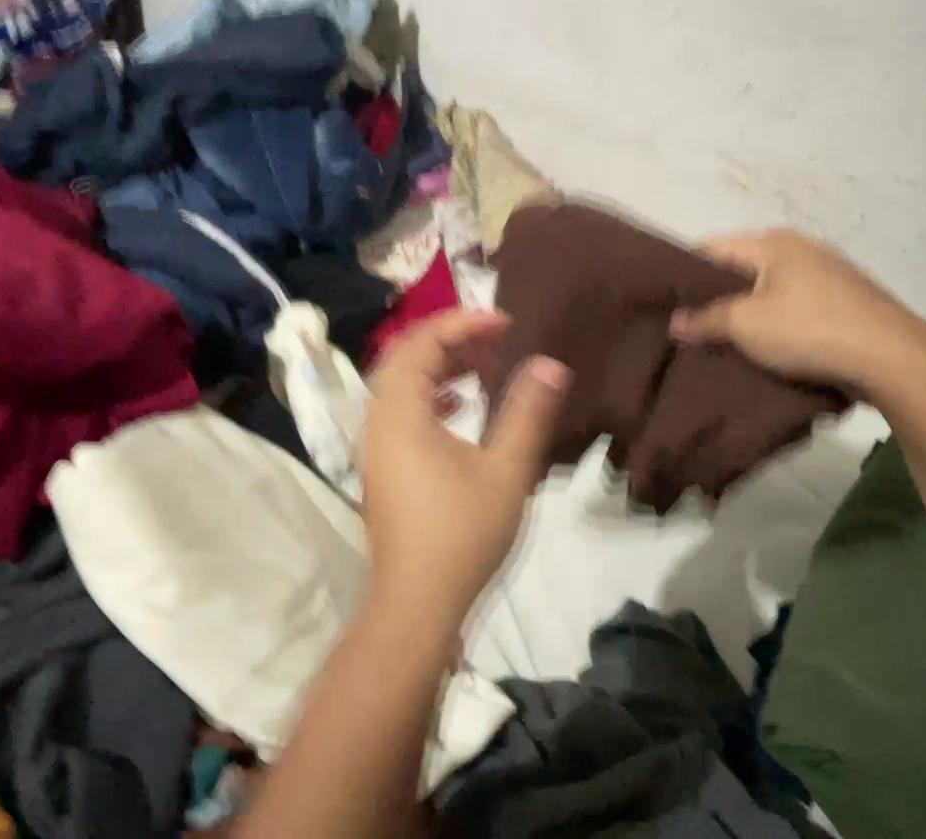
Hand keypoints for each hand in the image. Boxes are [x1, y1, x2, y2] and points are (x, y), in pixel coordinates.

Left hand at [360, 310, 570, 622]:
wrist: (416, 602)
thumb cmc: (461, 533)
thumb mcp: (506, 470)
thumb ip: (528, 412)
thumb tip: (550, 363)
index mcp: (400, 412)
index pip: (422, 342)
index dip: (462, 323)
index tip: (505, 323)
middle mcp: (378, 420)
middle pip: (405, 356)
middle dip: (450, 340)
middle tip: (496, 340)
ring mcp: (375, 445)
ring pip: (401, 384)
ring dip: (440, 367)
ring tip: (484, 369)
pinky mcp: (381, 466)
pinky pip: (400, 410)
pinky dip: (430, 396)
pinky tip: (462, 408)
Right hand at [669, 229, 925, 392]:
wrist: (892, 358)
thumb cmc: (808, 330)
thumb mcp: (744, 325)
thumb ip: (705, 320)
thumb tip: (674, 321)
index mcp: (773, 243)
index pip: (712, 248)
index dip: (684, 272)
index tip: (665, 301)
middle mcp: (801, 249)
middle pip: (742, 270)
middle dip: (716, 296)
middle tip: (690, 326)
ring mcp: (829, 275)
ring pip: (771, 291)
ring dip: (749, 314)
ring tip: (725, 342)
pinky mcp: (848, 303)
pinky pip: (797, 308)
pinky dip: (779, 325)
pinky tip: (768, 350)